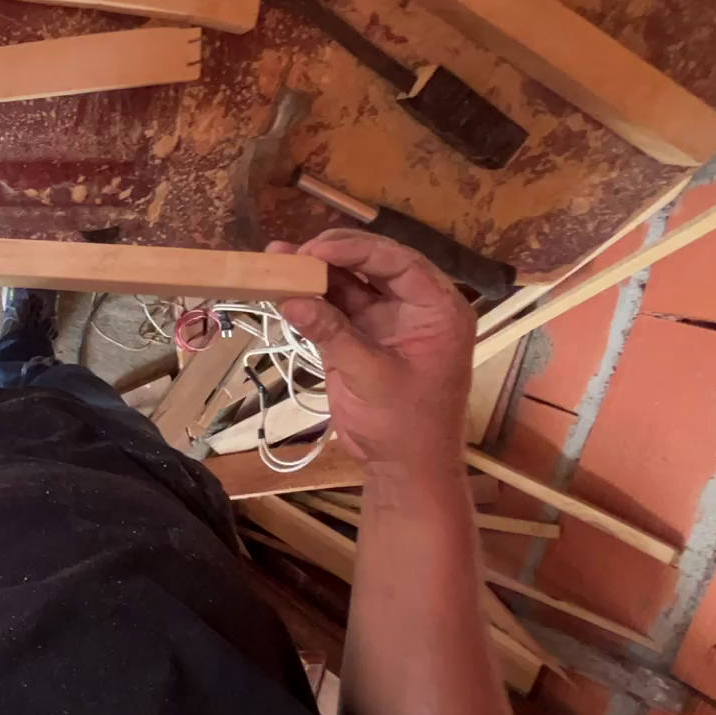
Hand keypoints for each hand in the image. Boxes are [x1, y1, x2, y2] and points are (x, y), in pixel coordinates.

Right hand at [273, 229, 476, 477]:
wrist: (403, 466)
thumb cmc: (404, 423)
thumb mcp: (369, 375)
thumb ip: (331, 333)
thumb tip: (291, 299)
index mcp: (436, 309)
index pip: (398, 263)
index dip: (356, 250)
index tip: (315, 248)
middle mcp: (412, 308)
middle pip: (372, 267)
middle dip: (333, 256)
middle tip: (295, 251)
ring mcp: (383, 324)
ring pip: (348, 287)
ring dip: (315, 276)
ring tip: (279, 260)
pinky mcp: (358, 341)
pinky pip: (332, 313)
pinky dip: (309, 303)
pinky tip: (283, 291)